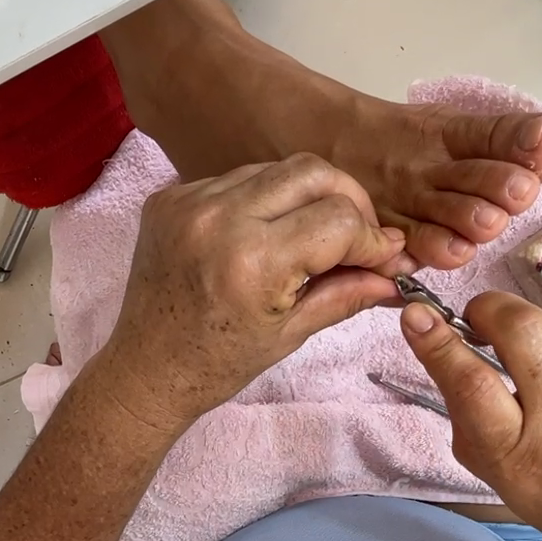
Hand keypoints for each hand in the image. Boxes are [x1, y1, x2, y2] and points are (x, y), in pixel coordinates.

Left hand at [91, 153, 409, 431]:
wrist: (146, 370)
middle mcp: (218, 219)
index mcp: (252, 261)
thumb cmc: (216, 364)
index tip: (383, 256)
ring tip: (311, 236)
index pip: (338, 219)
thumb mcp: (288, 334)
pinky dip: (259, 201)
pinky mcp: (168, 198)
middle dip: (347, 199)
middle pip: (312, 172)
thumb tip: (395, 271)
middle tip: (357, 233)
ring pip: (273, 170)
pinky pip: (233, 180)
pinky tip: (263, 234)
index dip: (370, 238)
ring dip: (304, 197)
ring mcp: (188, 203)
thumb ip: (345, 294)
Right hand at [400, 291, 541, 540]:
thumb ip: (478, 427)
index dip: (436, 341)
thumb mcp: (510, 485)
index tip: (416, 315)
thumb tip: (453, 365)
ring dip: (539, 330)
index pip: (469, 381)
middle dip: (490, 309)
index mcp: (522, 455)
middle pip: (519, 327)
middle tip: (482, 321)